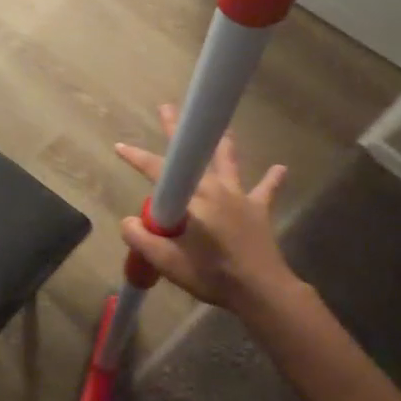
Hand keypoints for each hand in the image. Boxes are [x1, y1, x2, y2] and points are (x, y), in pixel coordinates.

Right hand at [114, 103, 298, 315]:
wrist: (263, 291)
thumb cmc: (213, 274)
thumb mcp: (166, 262)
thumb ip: (141, 238)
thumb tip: (127, 221)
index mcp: (192, 199)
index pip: (159, 171)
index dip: (137, 157)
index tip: (120, 146)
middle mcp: (216, 190)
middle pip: (194, 155)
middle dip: (178, 132)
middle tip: (167, 108)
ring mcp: (240, 198)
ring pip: (229, 163)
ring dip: (224, 144)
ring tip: (223, 127)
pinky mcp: (259, 212)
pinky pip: (265, 191)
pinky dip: (271, 180)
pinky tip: (280, 168)